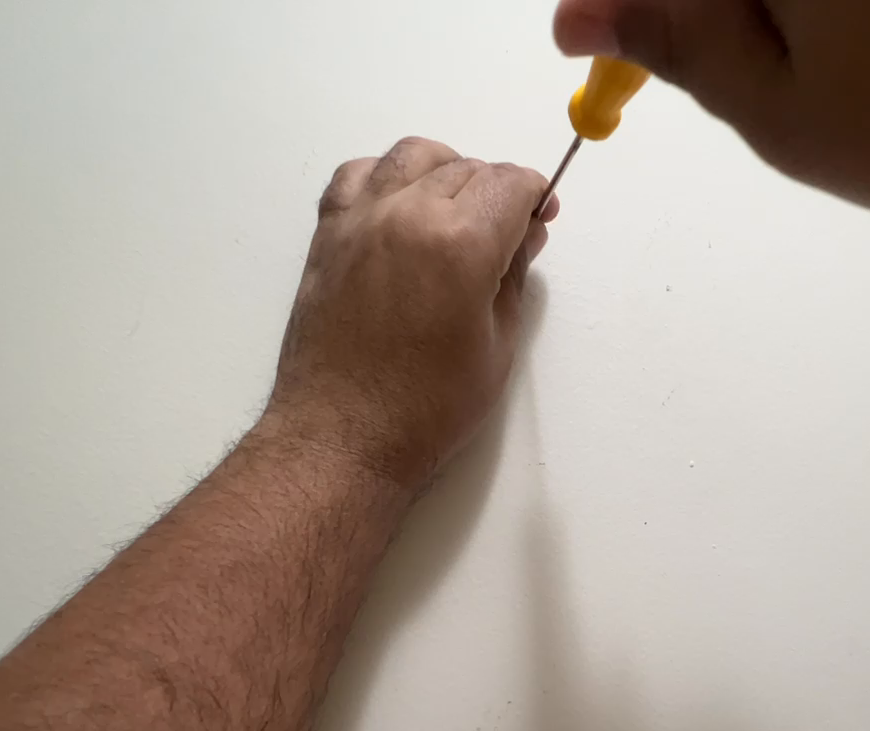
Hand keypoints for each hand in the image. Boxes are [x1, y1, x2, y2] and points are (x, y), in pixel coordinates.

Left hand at [265, 137, 557, 485]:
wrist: (345, 435)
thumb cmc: (431, 408)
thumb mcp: (497, 347)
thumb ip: (514, 278)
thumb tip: (525, 234)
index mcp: (461, 244)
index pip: (510, 184)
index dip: (536, 195)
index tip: (542, 217)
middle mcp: (409, 214)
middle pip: (468, 168)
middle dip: (498, 192)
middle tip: (507, 235)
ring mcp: (361, 218)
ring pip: (415, 156)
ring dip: (448, 173)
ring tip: (457, 215)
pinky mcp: (328, 233)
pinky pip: (360, 173)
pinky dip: (389, 178)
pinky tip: (402, 212)